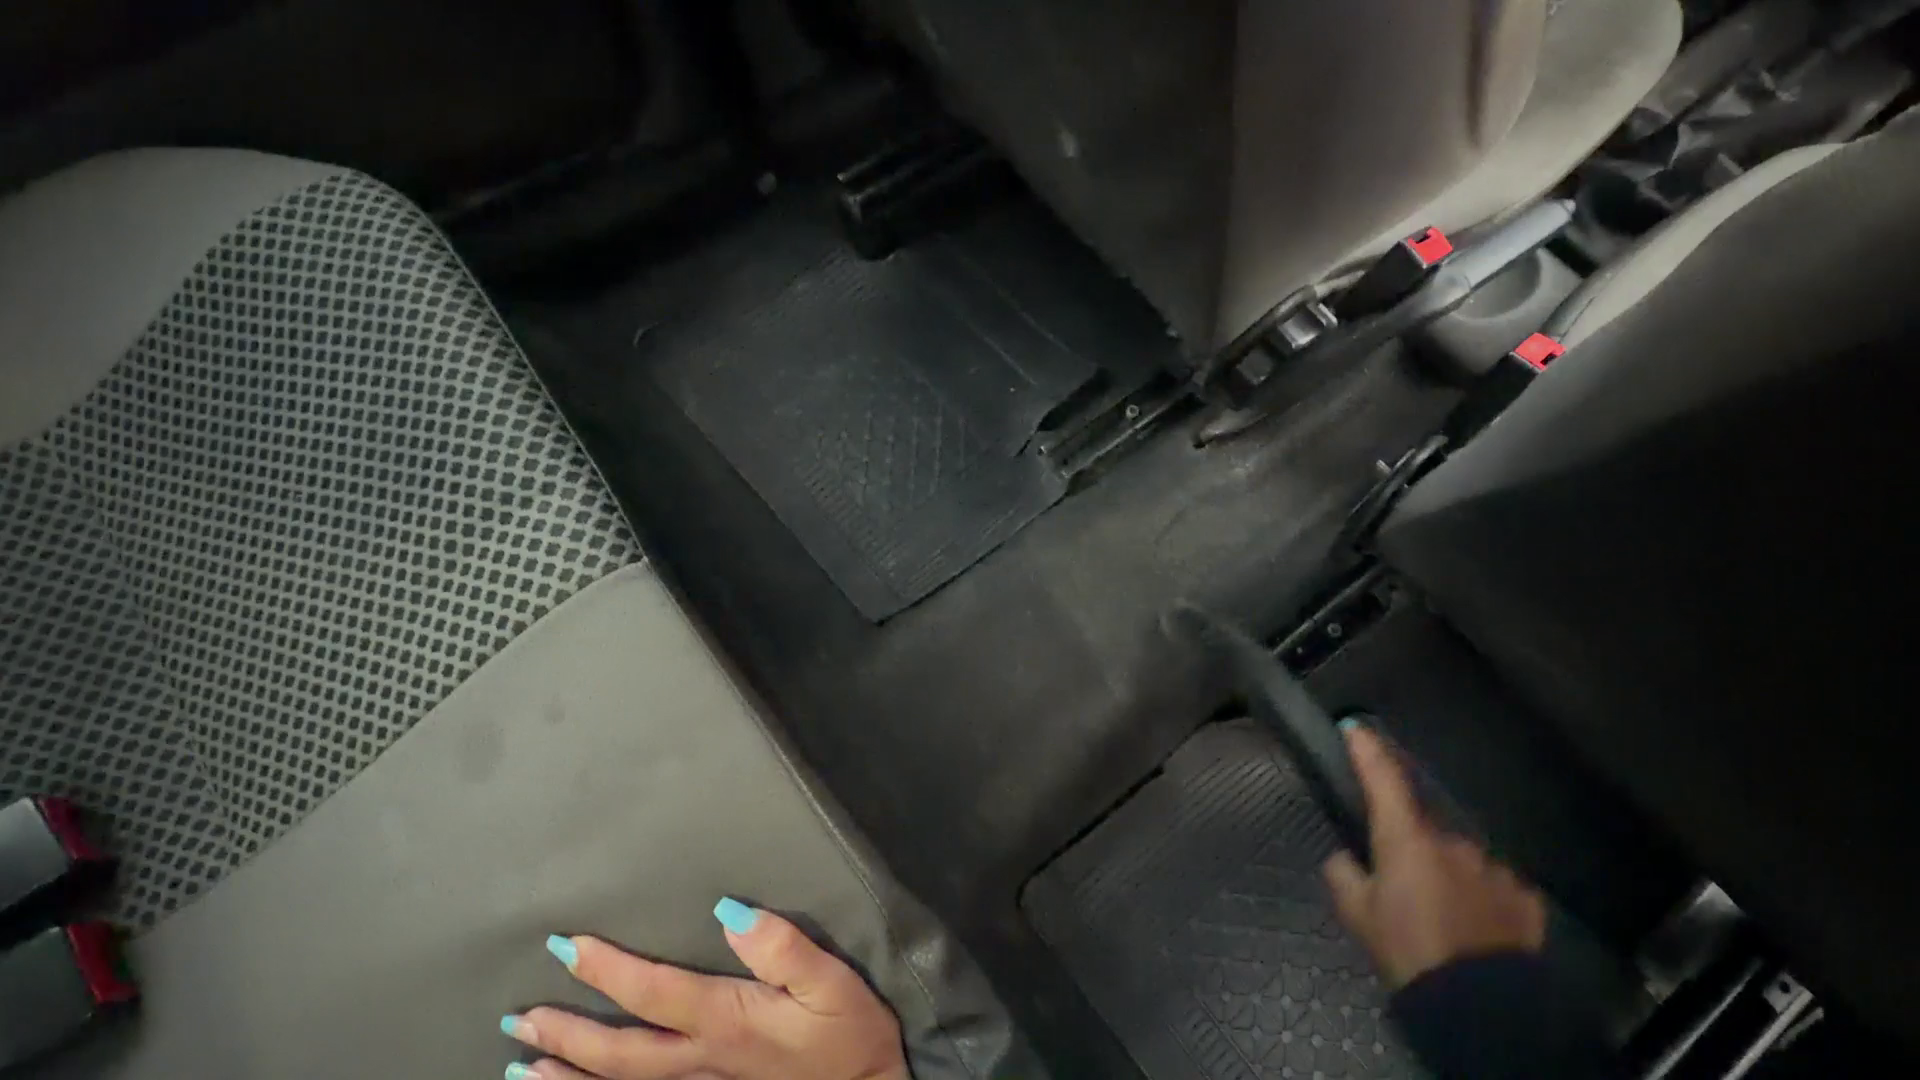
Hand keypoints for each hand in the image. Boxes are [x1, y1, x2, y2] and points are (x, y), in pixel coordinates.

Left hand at [503, 899, 910, 1079]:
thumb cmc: (849, 1032)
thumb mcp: (830, 980)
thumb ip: (783, 946)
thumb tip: (731, 910)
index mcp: (728, 1021)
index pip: (655, 992)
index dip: (608, 969)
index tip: (566, 944)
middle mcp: (702, 1060)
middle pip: (620, 1050)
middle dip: (567, 1032)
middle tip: (520, 1015)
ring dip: (567, 1077)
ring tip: (522, 1067)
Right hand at [1322, 723, 1547, 988]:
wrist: (1479, 1006)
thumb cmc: (1407, 950)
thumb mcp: (1357, 915)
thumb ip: (1344, 876)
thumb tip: (1345, 858)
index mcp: (1407, 840)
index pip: (1384, 781)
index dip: (1369, 751)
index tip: (1357, 728)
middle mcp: (1453, 842)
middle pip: (1425, 831)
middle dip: (1414, 849)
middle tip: (1403, 885)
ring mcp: (1494, 869)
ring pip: (1462, 860)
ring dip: (1450, 876)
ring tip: (1444, 915)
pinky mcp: (1525, 899)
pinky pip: (1495, 887)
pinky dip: (1482, 899)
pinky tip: (1477, 928)